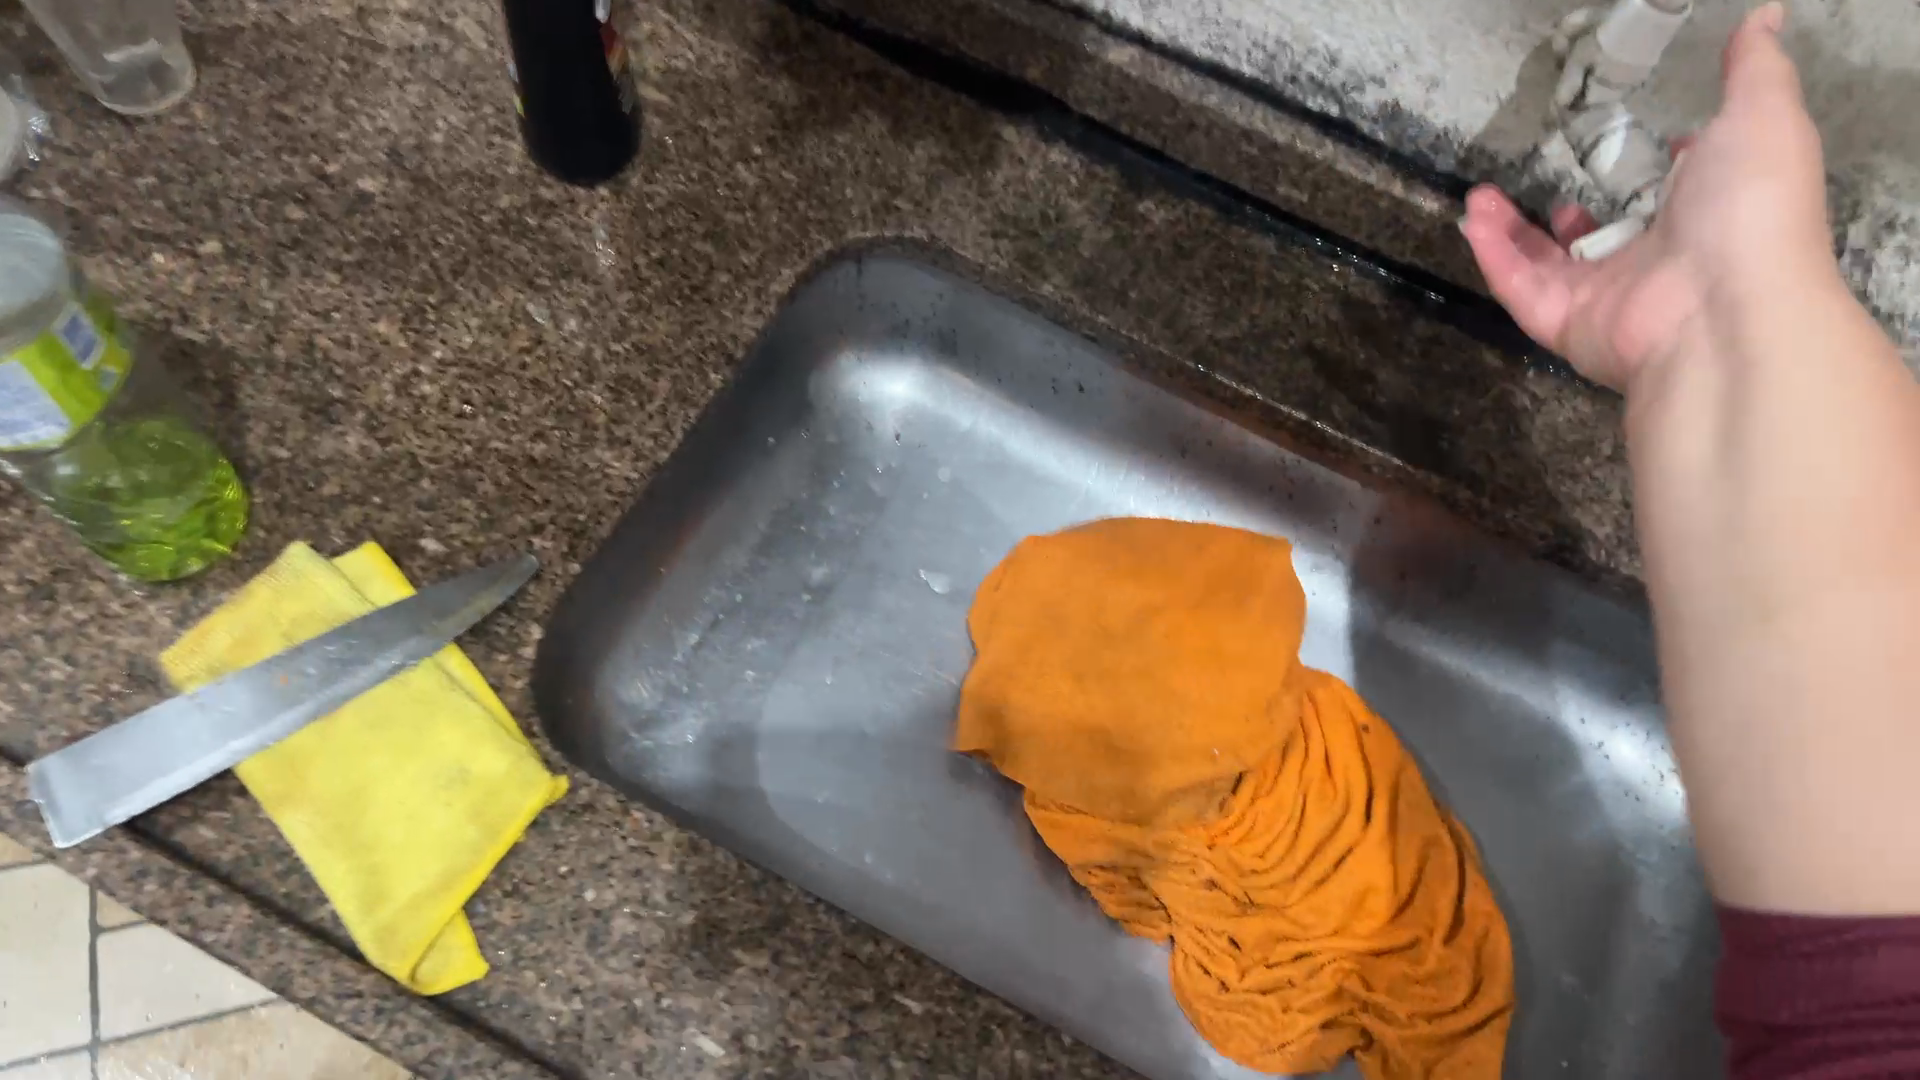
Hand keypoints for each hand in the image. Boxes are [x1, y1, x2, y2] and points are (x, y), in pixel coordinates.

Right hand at [1461, 2, 1833, 390]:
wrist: (1720, 303)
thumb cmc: (1747, 209)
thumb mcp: (1760, 120)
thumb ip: (1752, 72)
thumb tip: (1762, 17)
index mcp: (1695, 219)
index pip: (1658, 200)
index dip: (1638, 177)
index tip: (1618, 151)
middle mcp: (1641, 262)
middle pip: (1583, 237)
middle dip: (1548, 213)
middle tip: (1520, 182)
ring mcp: (1594, 296)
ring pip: (1539, 262)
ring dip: (1506, 229)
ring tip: (1479, 197)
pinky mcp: (1556, 321)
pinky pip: (1516, 285)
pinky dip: (1491, 255)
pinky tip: (1471, 222)